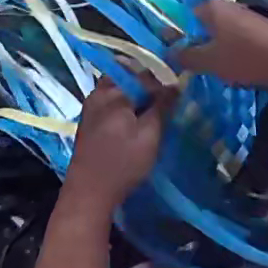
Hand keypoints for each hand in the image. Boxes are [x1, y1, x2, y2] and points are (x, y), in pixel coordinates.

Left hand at [61, 76, 175, 210]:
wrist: (88, 192)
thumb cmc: (123, 163)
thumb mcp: (149, 135)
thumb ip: (162, 106)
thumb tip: (175, 84)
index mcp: (113, 92)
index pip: (144, 75)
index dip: (163, 82)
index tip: (179, 92)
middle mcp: (98, 92)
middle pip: (128, 77)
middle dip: (147, 84)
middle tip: (166, 99)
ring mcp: (91, 106)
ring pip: (118, 88)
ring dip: (136, 94)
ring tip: (153, 109)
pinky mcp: (89, 119)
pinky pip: (110, 100)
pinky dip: (125, 103)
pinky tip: (136, 118)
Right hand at [175, 0, 267, 86]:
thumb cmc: (246, 56)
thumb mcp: (209, 61)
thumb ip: (186, 57)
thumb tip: (169, 54)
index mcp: (210, 8)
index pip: (183, 19)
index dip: (176, 39)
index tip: (175, 60)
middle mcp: (227, 7)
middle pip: (202, 28)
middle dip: (197, 48)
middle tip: (194, 70)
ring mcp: (245, 17)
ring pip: (220, 37)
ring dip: (216, 54)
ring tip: (216, 74)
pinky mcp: (260, 30)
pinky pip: (237, 42)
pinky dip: (234, 56)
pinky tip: (237, 72)